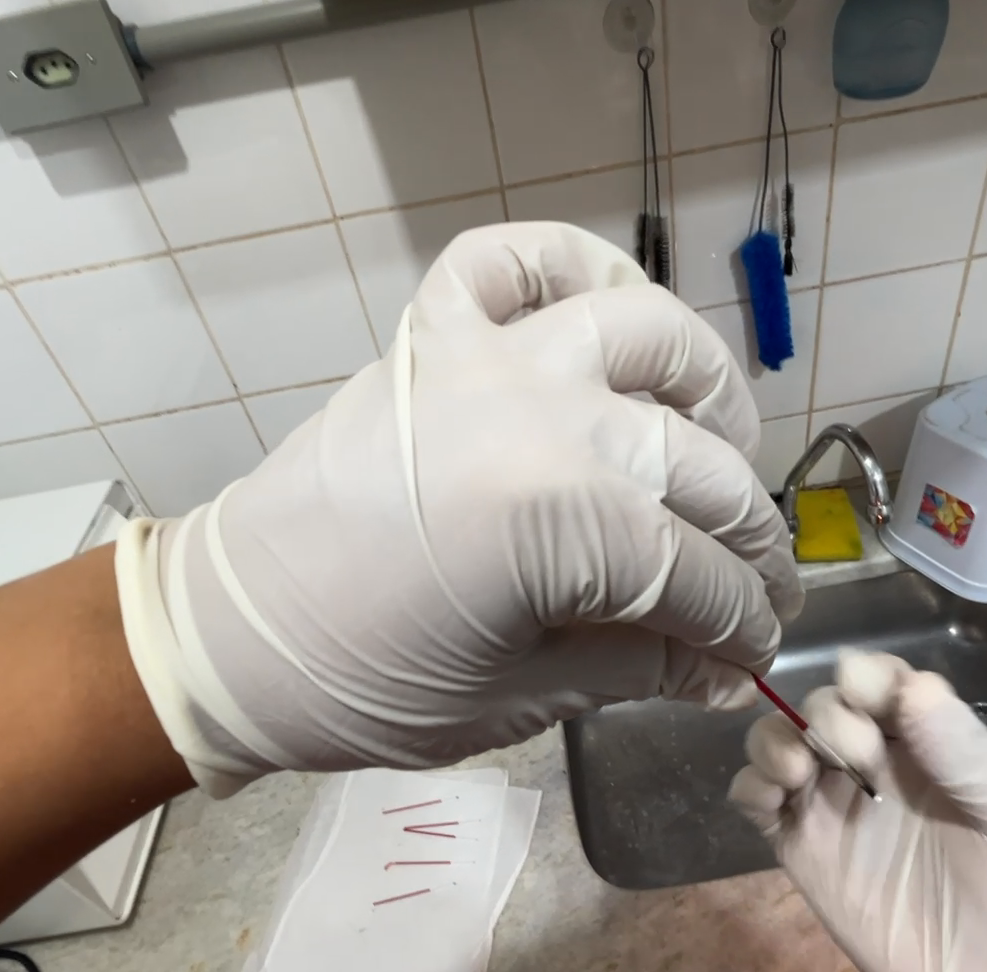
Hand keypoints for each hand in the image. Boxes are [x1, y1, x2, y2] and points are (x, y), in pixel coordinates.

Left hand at [115, 222, 801, 793]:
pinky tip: (606, 314)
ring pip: (648, 331)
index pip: (694, 573)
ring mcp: (484, 357)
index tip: (757, 656)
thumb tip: (729, 671)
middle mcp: (537, 410)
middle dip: (749, 540)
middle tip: (760, 588)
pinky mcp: (434, 338)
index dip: (739, 624)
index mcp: (554, 518)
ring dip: (708, 392)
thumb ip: (639, 668)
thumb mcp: (516, 698)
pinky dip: (572, 265)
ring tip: (723, 448)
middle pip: (693, 467)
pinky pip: (516, 260)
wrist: (226, 633)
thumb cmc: (365, 686)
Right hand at [730, 651, 986, 971]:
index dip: (866, 674)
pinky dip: (749, 784)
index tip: (861, 685)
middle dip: (828, 716)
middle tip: (857, 758)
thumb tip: (914, 685)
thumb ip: (967, 752)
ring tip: (797, 772)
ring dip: (774, 740)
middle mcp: (873, 765)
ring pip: (776, 740)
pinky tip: (771, 799)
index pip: (883, 683)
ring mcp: (832, 806)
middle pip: (823, 706)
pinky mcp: (800, 849)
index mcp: (929, 745)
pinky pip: (753, 798)